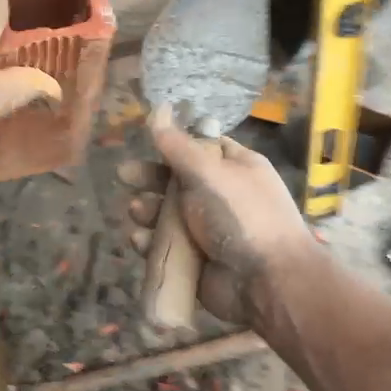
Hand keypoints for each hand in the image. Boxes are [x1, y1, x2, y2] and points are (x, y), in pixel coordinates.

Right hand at [120, 106, 316, 326]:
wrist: (265, 282)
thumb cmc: (242, 217)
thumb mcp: (209, 173)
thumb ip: (178, 145)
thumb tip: (158, 108)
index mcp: (235, 168)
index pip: (201, 147)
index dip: (173, 143)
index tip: (147, 141)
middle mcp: (221, 196)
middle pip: (176, 180)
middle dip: (150, 178)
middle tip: (125, 175)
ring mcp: (207, 230)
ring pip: (165, 214)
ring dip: (147, 211)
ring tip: (137, 213)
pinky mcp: (194, 260)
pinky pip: (164, 246)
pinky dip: (150, 243)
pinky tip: (140, 242)